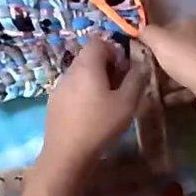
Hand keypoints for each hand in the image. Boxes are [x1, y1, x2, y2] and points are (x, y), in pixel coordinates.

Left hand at [39, 38, 149, 175]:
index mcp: (87, 65)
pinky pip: (73, 88)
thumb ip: (136, 79)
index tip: (124, 70)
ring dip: (96, 81)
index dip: (114, 50)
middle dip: (107, 67)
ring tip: (108, 102)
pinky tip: (92, 114)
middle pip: (89, 56)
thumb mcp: (127, 102)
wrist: (66, 154)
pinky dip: (84, 93)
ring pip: (81, 73)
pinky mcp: (54, 103)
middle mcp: (70, 71)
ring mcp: (59, 87)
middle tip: (120, 87)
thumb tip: (141, 64)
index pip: (98, 41)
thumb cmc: (100, 124)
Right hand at [138, 20, 195, 105]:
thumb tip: (142, 29)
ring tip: (153, 88)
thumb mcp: (159, 40)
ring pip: (185, 68)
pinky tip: (166, 100)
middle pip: (178, 49)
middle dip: (162, 61)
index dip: (155, 39)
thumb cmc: (185, 58)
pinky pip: (191, 84)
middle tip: (146, 72)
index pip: (170, 27)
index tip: (143, 52)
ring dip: (169, 78)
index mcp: (193, 25)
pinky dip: (179, 91)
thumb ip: (148, 33)